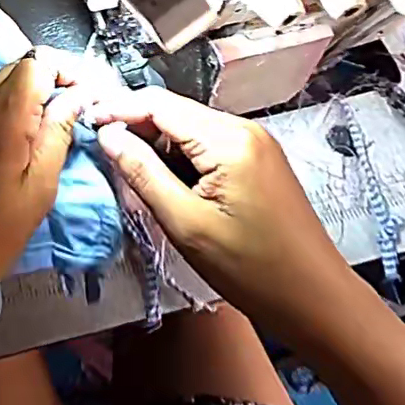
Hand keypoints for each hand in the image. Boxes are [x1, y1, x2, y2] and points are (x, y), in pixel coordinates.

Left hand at [0, 48, 95, 353]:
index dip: (68, 70)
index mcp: (0, 112)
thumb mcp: (40, 187)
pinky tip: (14, 139)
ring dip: (26, 95)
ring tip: (47, 127)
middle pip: (19, 68)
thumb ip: (59, 131)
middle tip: (75, 110)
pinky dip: (3, 108)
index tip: (88, 94)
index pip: (40, 61)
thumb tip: (79, 96)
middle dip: (50, 80)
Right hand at [91, 88, 356, 342]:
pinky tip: (168, 180)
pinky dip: (181, 155)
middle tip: (104, 149)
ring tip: (132, 170)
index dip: (119, 109)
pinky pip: (208, 142)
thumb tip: (109, 136)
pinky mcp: (258, 157)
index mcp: (228, 139)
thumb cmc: (252, 270)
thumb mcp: (187, 224)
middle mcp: (243, 128)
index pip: (160, 104)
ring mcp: (254, 141)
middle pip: (175, 111)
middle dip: (137, 126)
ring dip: (158, 142)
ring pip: (190, 126)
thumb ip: (143, 173)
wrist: (317, 300)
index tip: (88, 122)